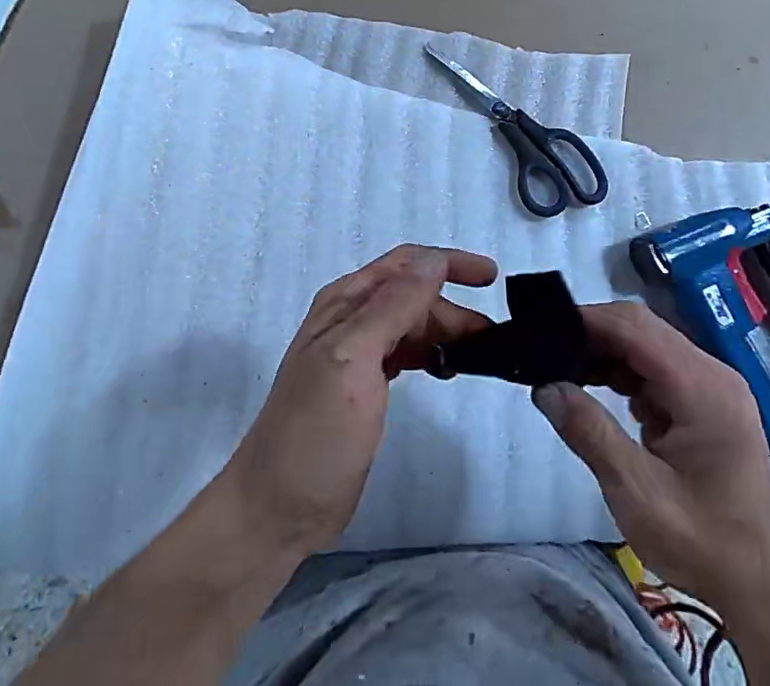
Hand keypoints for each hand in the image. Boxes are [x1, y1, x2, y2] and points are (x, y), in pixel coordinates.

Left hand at [219, 245, 497, 556]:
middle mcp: (351, 321)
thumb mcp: (353, 359)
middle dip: (454, 306)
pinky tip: (447, 371)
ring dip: (447, 332)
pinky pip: (408, 352)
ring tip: (478, 356)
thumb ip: (393, 306)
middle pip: (415, 294)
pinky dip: (433, 354)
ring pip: (414, 324)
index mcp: (345, 304)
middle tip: (491, 338)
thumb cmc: (316, 433)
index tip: (491, 278)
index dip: (450, 263)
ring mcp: (357, 354)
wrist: (278, 509)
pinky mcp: (365, 385)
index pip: (406, 263)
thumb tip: (435, 261)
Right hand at [530, 301, 769, 609]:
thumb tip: (546, 387)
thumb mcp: (637, 492)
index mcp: (703, 388)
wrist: (761, 584)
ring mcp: (714, 388)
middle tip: (546, 350)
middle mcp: (713, 375)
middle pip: (646, 330)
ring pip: (651, 348)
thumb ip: (590, 433)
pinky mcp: (708, 404)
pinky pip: (660, 372)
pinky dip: (626, 375)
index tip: (545, 325)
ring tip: (562, 368)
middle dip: (595, 334)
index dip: (590, 320)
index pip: (638, 329)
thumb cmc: (703, 542)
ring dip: (608, 355)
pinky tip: (597, 390)